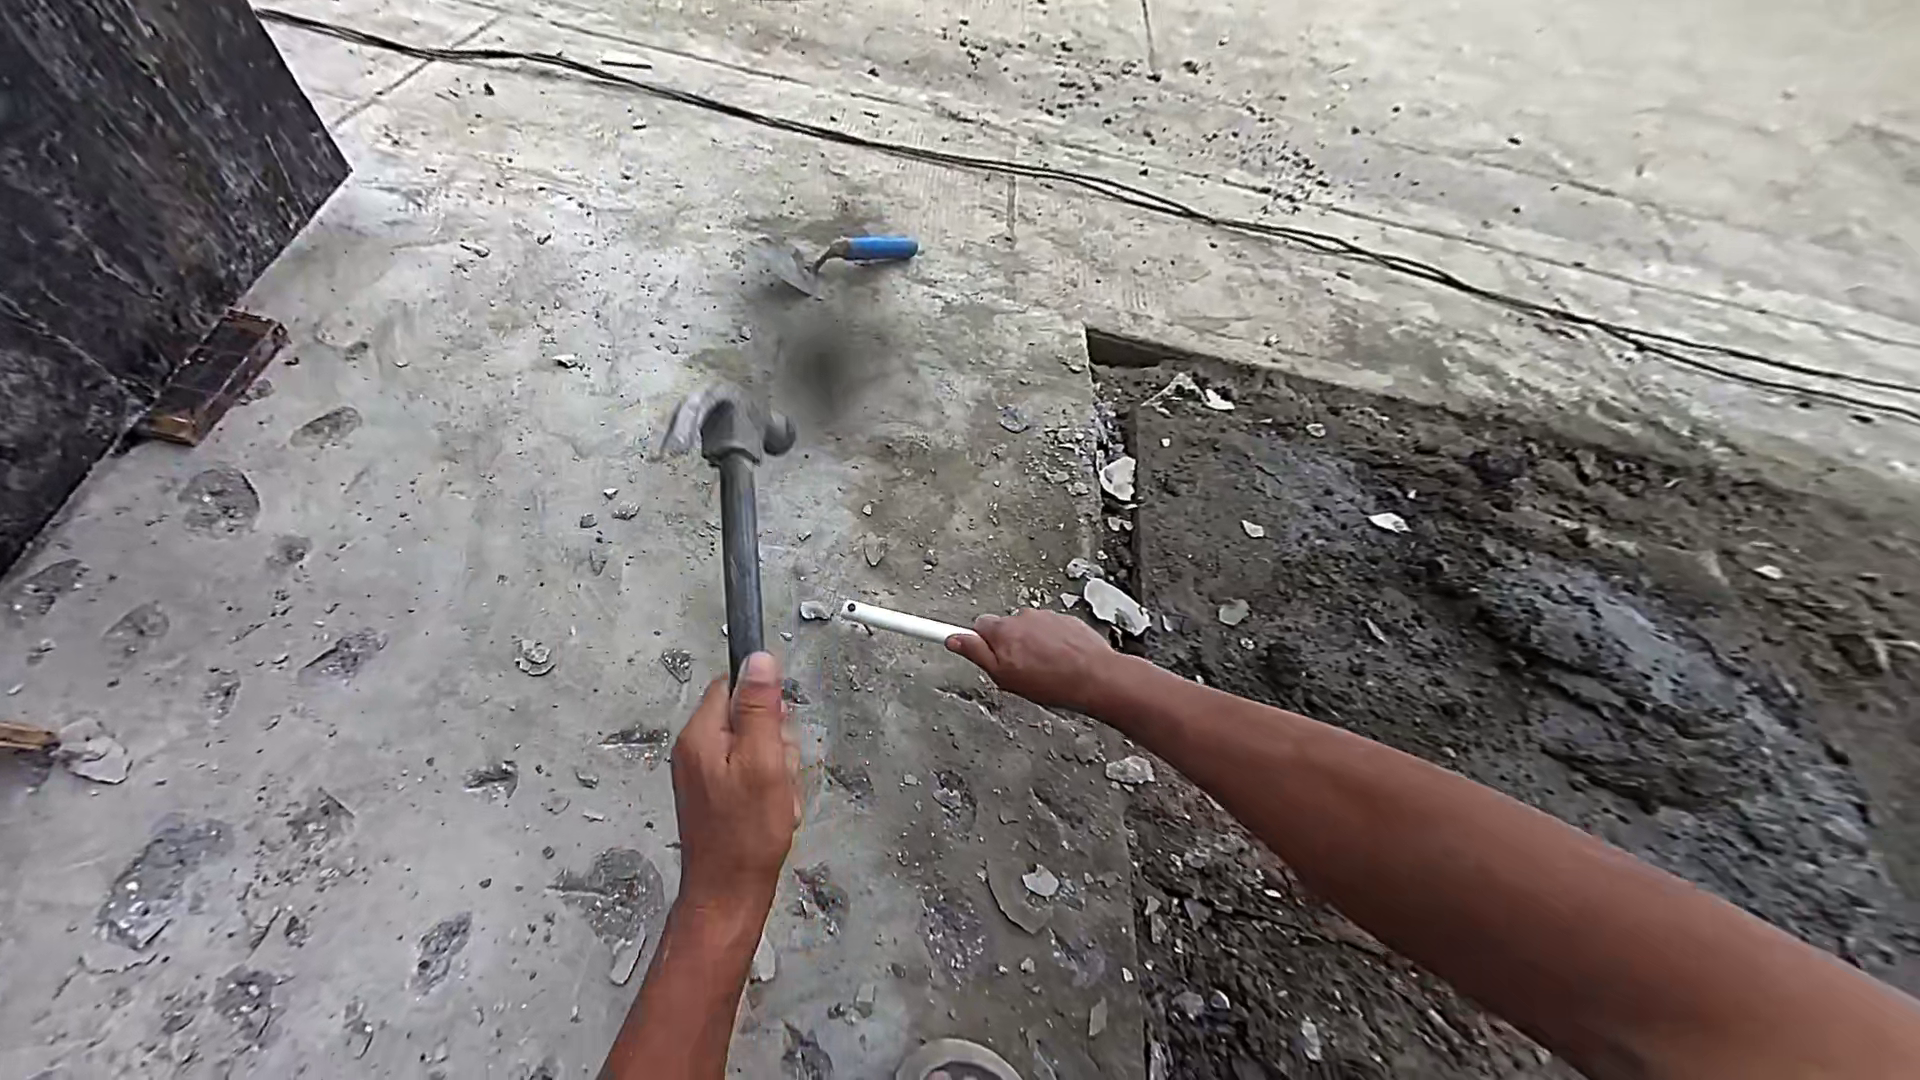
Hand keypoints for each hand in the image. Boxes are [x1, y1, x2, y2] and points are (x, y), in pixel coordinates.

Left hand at [670, 653, 799, 912]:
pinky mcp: (716, 790)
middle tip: (778, 767)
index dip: (763, 699)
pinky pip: (751, 767)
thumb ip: (760, 707)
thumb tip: (759, 659)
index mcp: (701, 735)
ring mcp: (705, 771)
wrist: (730, 893)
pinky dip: (768, 782)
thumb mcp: (763, 760)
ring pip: (755, 742)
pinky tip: (771, 805)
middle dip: (775, 737)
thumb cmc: (746, 834)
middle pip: (747, 713)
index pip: (733, 684)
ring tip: (776, 792)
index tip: (777, 725)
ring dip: (776, 763)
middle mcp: (696, 749)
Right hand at [945, 609, 1115, 711]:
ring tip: (1044, 669)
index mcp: (1002, 630)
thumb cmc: (1051, 681)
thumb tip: (955, 640)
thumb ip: (977, 654)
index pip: (974, 627)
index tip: (944, 631)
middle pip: (1002, 628)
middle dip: (1006, 645)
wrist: (1095, 676)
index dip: (966, 635)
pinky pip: (1049, 630)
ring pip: (1027, 630)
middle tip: (1017, 670)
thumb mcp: (1004, 677)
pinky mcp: (1065, 620)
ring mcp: (1045, 616)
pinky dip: (1050, 643)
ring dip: (1030, 644)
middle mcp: (1022, 617)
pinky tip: (1059, 662)